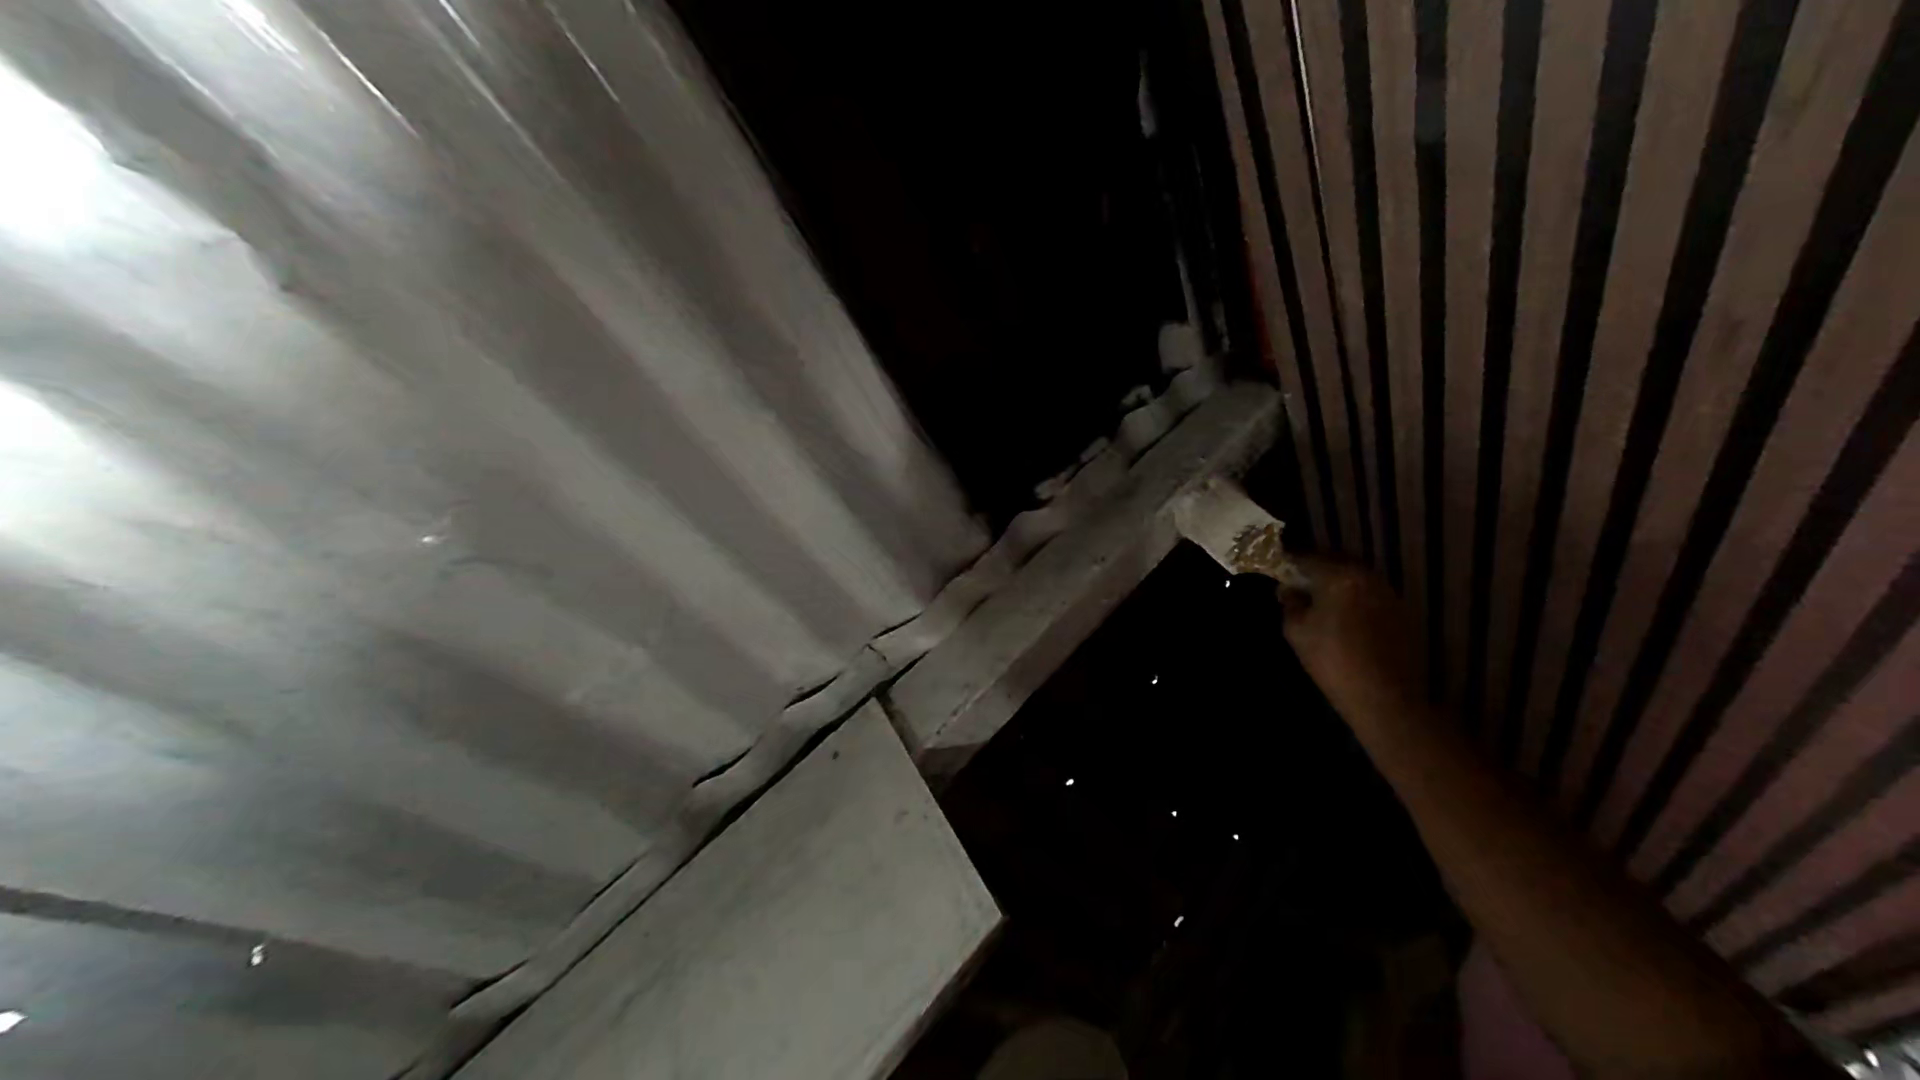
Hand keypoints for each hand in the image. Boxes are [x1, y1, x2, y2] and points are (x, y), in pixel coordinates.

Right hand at [1279, 556, 1425, 719]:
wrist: (1384, 697)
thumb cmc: (1332, 660)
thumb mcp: (1296, 631)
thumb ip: (1290, 603)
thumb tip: (1288, 590)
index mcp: (1340, 576)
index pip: (1308, 558)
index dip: (1289, 562)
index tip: (1278, 569)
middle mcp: (1369, 577)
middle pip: (1337, 562)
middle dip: (1316, 570)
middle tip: (1299, 584)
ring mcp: (1391, 593)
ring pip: (1357, 578)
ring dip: (1339, 584)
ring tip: (1323, 601)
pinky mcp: (1404, 612)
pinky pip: (1372, 595)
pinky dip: (1357, 599)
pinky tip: (1347, 619)